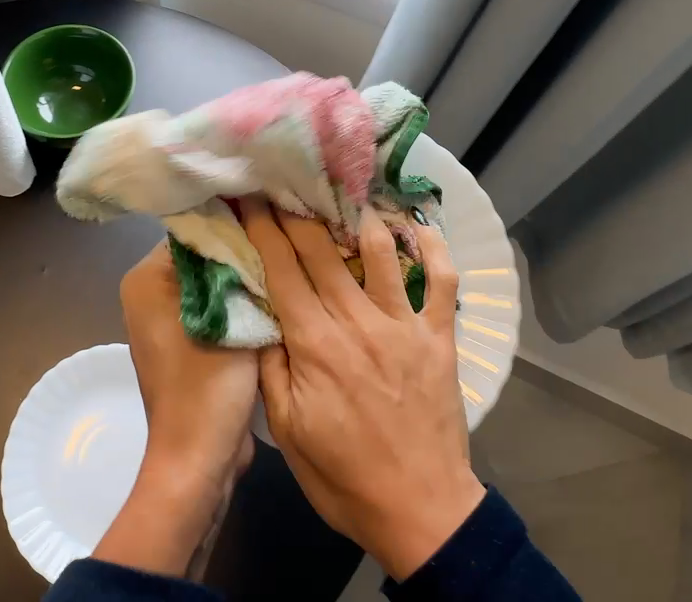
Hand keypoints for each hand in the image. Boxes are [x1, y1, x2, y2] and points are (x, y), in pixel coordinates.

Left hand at [93, 243, 258, 576]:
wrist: (200, 460)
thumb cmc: (207, 385)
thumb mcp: (229, 312)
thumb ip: (239, 262)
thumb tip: (256, 215)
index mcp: (147, 277)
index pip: (195, 226)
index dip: (236, 218)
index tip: (275, 208)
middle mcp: (151, 292)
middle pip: (206, 252)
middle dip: (245, 246)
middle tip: (289, 231)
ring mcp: (169, 318)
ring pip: (216, 279)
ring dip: (249, 275)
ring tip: (290, 258)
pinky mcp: (190, 340)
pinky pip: (219, 305)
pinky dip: (244, 301)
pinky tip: (280, 294)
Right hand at [244, 196, 483, 580]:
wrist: (420, 511)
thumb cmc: (344, 476)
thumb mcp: (287, 431)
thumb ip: (272, 368)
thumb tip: (261, 317)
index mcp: (315, 345)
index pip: (282, 271)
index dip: (263, 230)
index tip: (249, 199)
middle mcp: (357, 322)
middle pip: (322, 250)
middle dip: (297, 211)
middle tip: (284, 181)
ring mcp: (404, 326)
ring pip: (379, 252)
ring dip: (356, 216)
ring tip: (340, 192)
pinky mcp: (439, 337)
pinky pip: (442, 282)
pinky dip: (433, 248)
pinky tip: (418, 225)